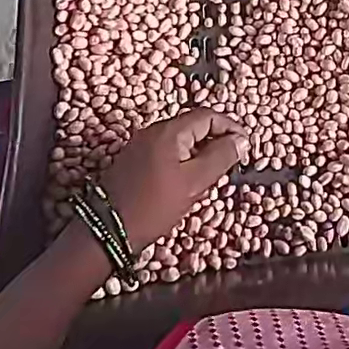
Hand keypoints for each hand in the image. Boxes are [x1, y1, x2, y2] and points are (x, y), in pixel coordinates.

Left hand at [98, 109, 247, 249]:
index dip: (231, 128)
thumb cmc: (153, 207)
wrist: (105, 233)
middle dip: (216, 141)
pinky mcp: (133, 162)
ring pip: (181, 140)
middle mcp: (152, 132)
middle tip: (230, 163)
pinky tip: (187, 184)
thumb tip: (240, 140)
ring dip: (200, 153)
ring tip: (210, 177)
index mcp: (168, 132)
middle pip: (194, 126)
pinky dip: (183, 161)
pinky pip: (167, 152)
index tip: (244, 147)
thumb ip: (220, 157)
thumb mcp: (194, 183)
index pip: (208, 116)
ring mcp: (140, 146)